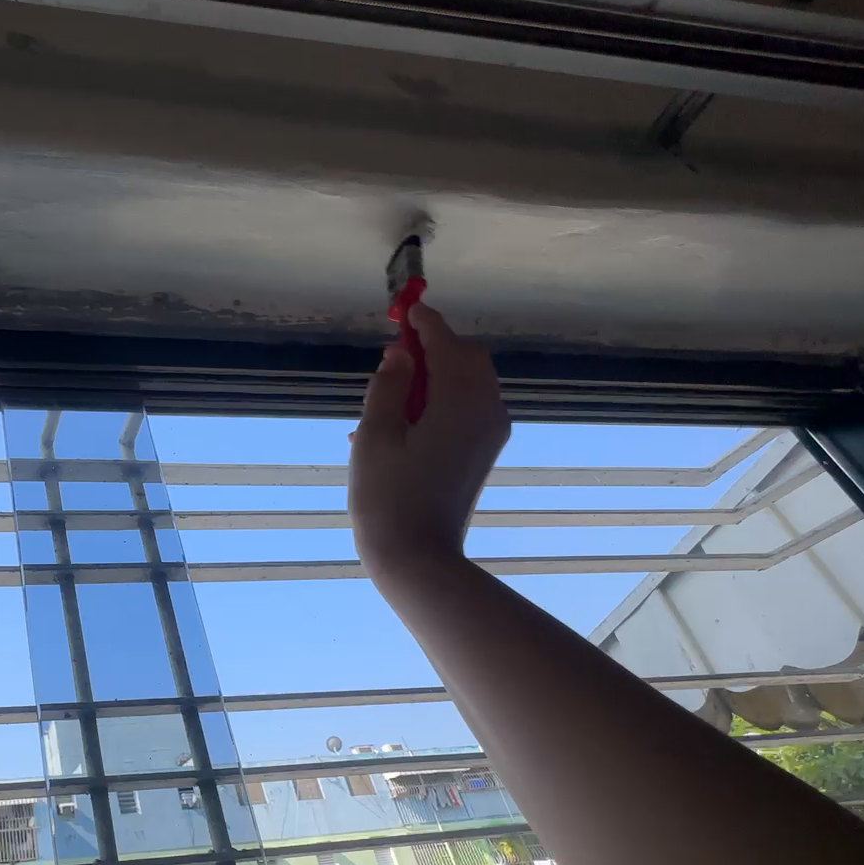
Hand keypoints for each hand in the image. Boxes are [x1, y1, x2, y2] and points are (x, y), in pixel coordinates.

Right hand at [349, 303, 509, 577]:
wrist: (417, 556)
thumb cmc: (386, 496)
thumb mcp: (374, 435)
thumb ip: (387, 387)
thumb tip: (399, 354)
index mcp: (460, 401)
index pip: (446, 345)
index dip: (425, 323)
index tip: (406, 308)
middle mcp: (486, 411)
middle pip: (468, 359)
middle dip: (435, 346)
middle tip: (395, 351)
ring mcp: (489, 434)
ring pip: (469, 384)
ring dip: (434, 375)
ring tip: (389, 393)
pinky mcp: (481, 452)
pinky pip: (465, 409)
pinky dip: (438, 400)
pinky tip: (400, 421)